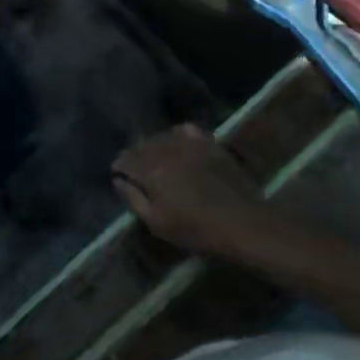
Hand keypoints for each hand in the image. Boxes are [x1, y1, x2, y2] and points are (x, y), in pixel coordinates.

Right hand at [113, 124, 266, 254]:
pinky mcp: (209, 143)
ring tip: (154, 156)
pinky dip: (176, 135)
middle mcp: (166, 150)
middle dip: (134, 154)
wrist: (242, 222)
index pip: (125, 159)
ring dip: (153, 144)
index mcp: (150, 171)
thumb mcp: (157, 223)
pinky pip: (185, 130)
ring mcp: (189, 144)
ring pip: (161, 136)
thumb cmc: (196, 229)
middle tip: (135, 168)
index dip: (119, 165)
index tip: (119, 173)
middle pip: (141, 144)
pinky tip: (177, 144)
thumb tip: (118, 180)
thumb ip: (133, 199)